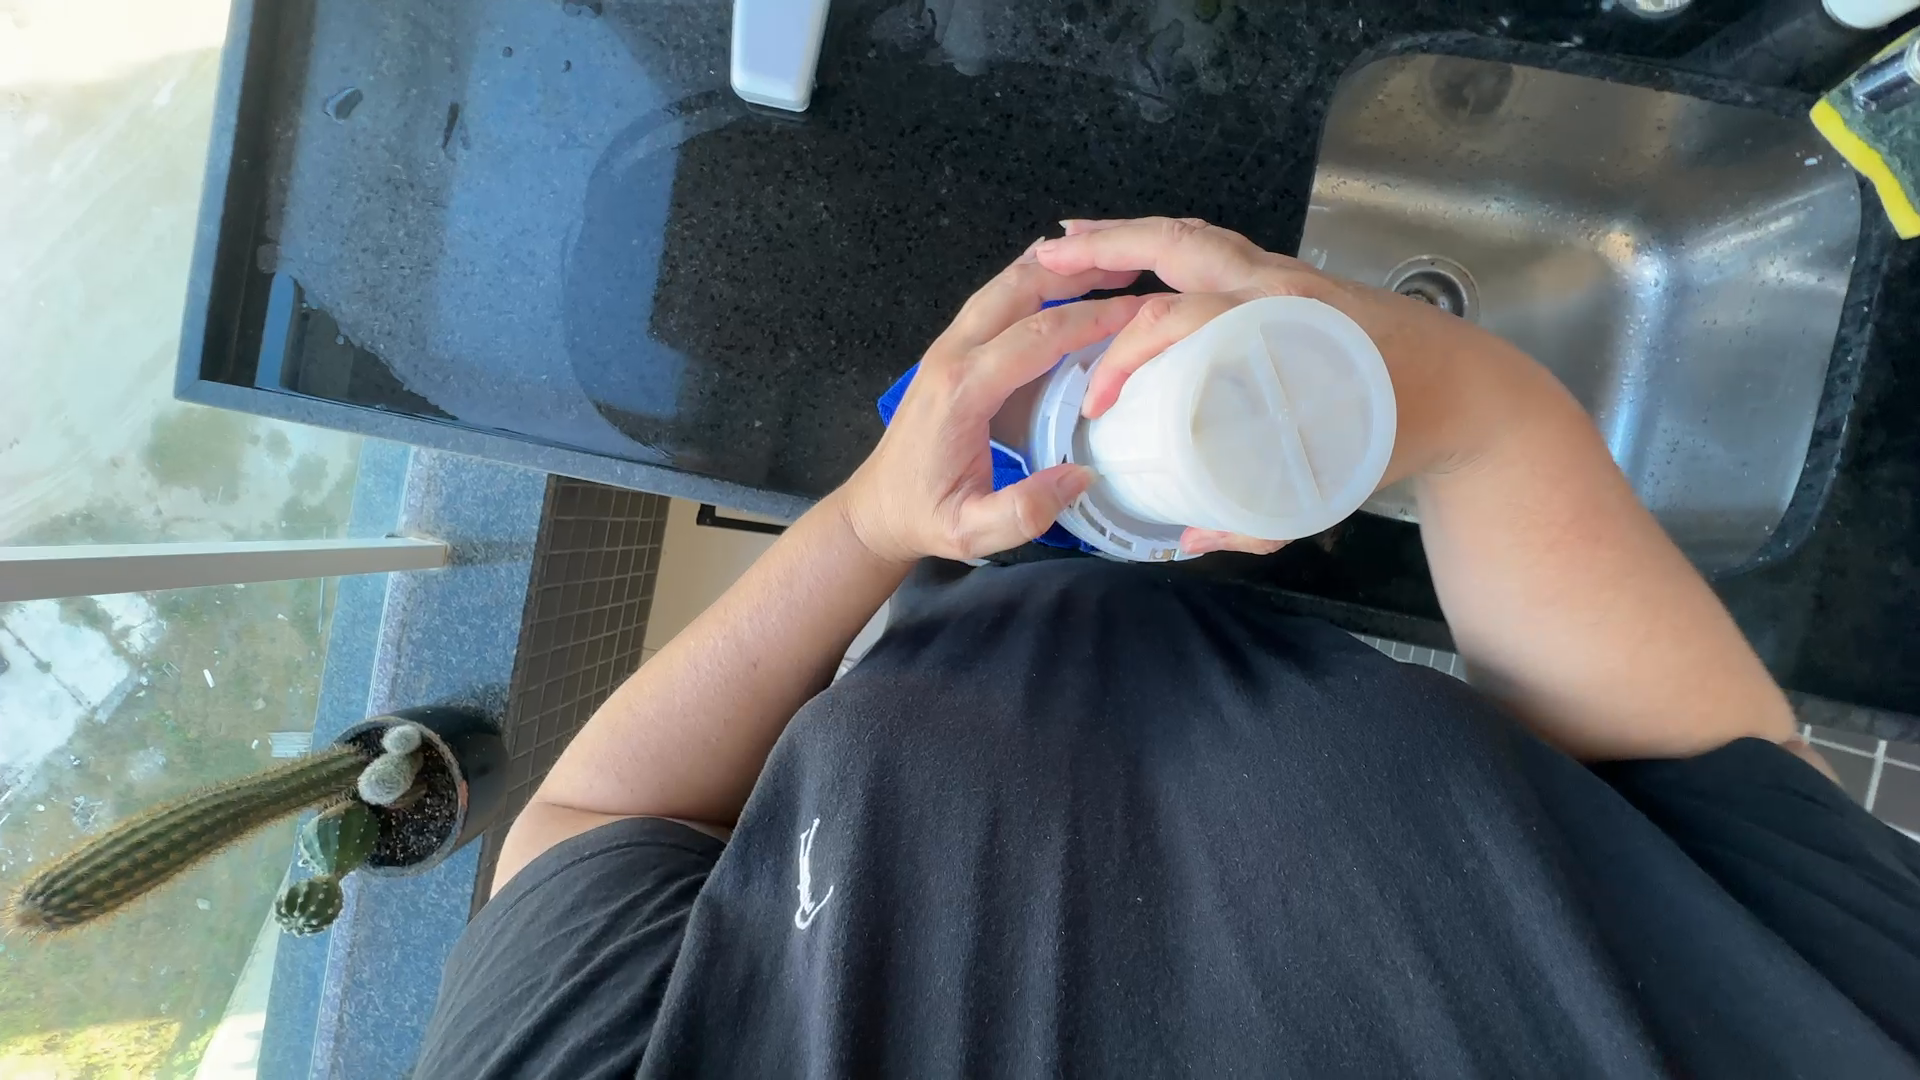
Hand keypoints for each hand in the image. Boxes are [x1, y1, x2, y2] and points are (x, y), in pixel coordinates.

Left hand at [836, 243, 1147, 563]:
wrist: (876, 507)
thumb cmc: (922, 516)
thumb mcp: (971, 531)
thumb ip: (1024, 511)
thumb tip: (1081, 475)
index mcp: (962, 391)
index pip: (1037, 336)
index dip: (1093, 320)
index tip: (1141, 313)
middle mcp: (951, 356)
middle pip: (1018, 288)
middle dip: (1078, 271)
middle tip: (1132, 266)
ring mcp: (946, 349)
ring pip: (1004, 287)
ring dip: (1056, 270)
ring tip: (1108, 263)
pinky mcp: (950, 354)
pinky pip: (995, 303)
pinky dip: (1033, 284)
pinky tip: (1062, 281)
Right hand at [1035, 217, 1537, 552]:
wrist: (1473, 392)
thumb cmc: (1401, 435)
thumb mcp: (1326, 493)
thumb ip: (1255, 522)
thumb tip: (1187, 537)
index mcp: (1285, 330)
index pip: (1182, 323)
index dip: (1126, 359)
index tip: (1099, 405)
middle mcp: (1279, 288)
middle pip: (1178, 246)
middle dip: (1105, 249)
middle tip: (1047, 259)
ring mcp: (1284, 276)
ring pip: (1194, 238)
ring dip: (1130, 237)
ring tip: (1075, 245)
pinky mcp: (1288, 281)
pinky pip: (1214, 253)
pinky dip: (1166, 249)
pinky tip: (1139, 263)